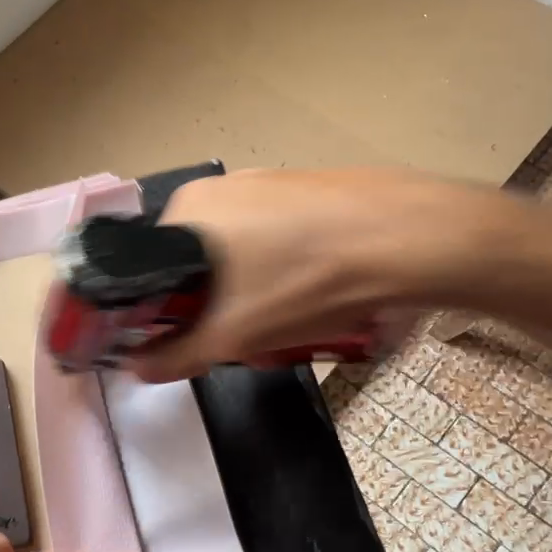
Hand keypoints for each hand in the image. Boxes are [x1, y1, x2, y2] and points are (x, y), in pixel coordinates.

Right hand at [130, 168, 508, 382]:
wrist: (414, 239)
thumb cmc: (306, 282)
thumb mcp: (233, 334)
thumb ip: (175, 355)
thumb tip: (137, 368)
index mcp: (184, 210)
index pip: (149, 271)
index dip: (165, 313)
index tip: (197, 340)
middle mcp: (216, 188)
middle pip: (194, 264)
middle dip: (216, 308)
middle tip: (251, 339)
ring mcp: (264, 182)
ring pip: (235, 254)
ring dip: (251, 294)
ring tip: (292, 323)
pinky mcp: (306, 188)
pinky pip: (273, 238)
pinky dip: (281, 271)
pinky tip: (317, 293)